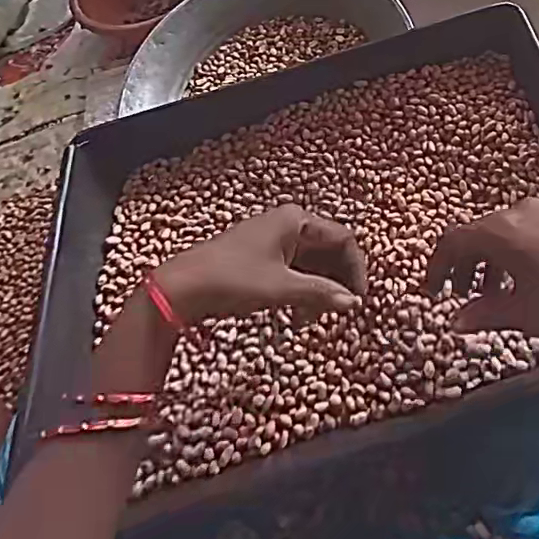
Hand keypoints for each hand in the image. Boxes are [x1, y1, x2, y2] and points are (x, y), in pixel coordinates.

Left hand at [153, 205, 366, 324]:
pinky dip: (302, 290)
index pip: (343, 239)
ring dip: (319, 289)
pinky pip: (294, 270)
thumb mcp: (281, 288)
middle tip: (340, 311)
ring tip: (313, 318)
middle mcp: (288, 223)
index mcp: (296, 219)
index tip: (359, 300)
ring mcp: (273, 239)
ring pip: (312, 262)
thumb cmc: (233, 280)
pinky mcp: (261, 256)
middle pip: (329, 250)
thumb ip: (321, 293)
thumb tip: (355, 303)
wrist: (179, 288)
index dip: (355, 269)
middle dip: (336, 281)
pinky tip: (298, 314)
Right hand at [426, 199, 538, 370]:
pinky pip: (533, 229)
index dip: (437, 268)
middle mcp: (523, 210)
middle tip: (462, 296)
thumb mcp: (527, 314)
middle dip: (466, 265)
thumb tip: (455, 319)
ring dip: (493, 259)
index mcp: (504, 230)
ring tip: (497, 293)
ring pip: (508, 230)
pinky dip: (519, 252)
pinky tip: (533, 279)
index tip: (432, 293)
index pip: (454, 241)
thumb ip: (484, 313)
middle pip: (480, 232)